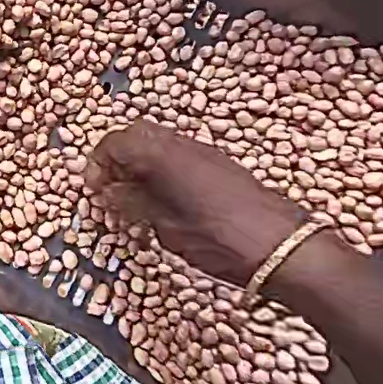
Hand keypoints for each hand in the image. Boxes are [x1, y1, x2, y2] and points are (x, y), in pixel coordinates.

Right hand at [85, 120, 315, 284]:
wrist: (289, 250)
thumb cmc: (222, 242)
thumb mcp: (167, 229)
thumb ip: (133, 205)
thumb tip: (110, 192)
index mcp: (162, 155)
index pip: (115, 142)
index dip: (96, 164)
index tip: (93, 190)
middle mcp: (181, 144)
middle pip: (135, 133)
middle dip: (116, 156)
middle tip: (109, 187)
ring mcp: (204, 151)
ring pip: (158, 141)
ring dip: (139, 161)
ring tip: (134, 194)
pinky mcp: (221, 164)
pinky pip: (178, 152)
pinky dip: (161, 166)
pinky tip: (165, 196)